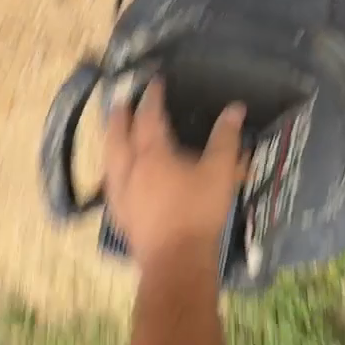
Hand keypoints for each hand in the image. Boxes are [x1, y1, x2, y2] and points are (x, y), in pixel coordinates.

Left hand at [104, 80, 247, 270]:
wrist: (176, 262)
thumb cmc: (198, 210)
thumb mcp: (220, 169)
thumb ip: (226, 137)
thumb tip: (235, 108)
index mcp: (152, 155)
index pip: (148, 118)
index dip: (151, 98)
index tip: (153, 82)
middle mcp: (130, 171)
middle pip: (117, 138)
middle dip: (119, 118)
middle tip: (121, 102)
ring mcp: (121, 196)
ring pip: (109, 162)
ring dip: (111, 143)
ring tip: (114, 133)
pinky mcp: (121, 216)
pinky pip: (111, 183)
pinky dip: (113, 169)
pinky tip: (117, 176)